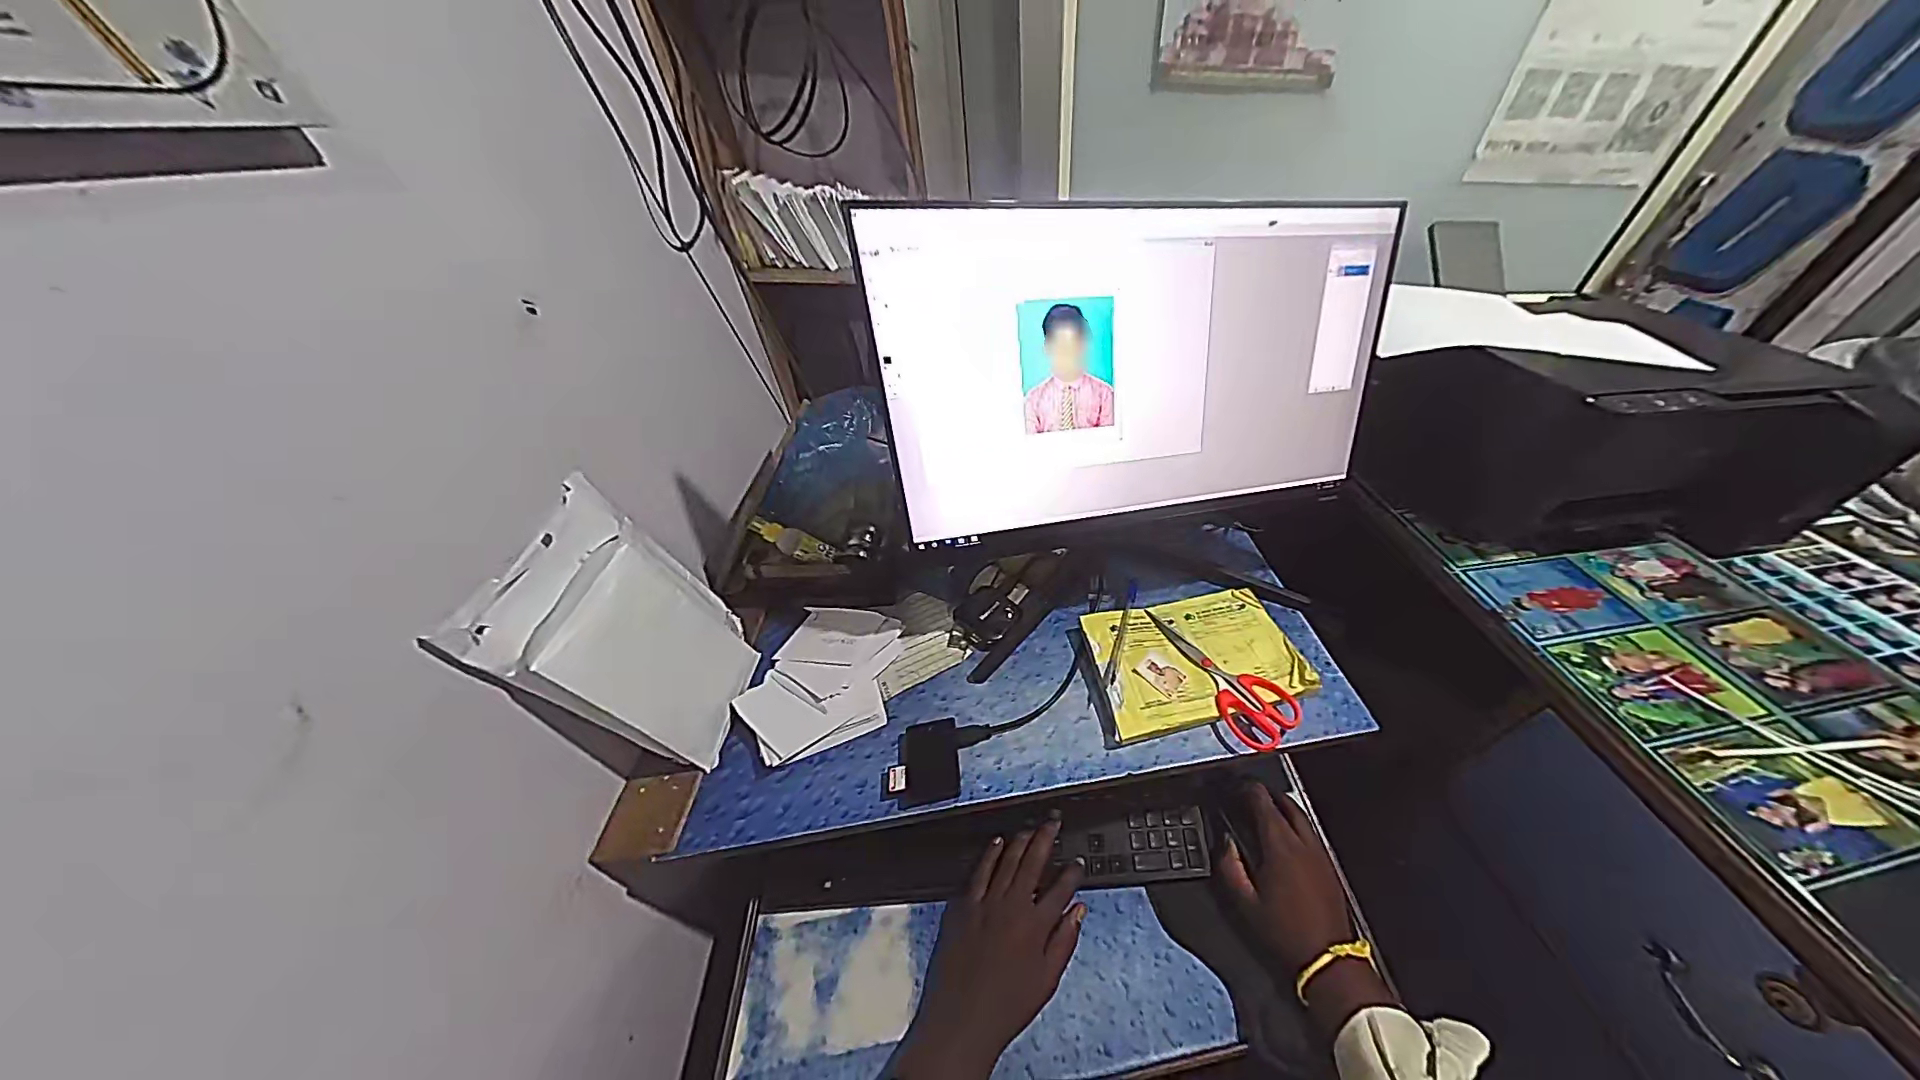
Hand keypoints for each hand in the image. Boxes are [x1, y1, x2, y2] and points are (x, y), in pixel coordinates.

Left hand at [890, 818, 1086, 1079]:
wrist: (961, 1018)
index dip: (1072, 871)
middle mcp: (1012, 907)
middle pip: (1033, 861)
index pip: (1061, 887)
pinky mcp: (963, 904)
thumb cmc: (1005, 1005)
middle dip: (1046, 837)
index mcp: (1036, 926)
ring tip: (1030, 827)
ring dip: (1020, 839)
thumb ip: (1065, 940)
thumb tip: (1078, 911)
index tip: (1077, 861)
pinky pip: (979, 870)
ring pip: (1007, 859)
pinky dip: (989, 853)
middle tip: (1053, 822)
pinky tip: (996, 842)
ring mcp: (986, 902)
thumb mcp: (1047, 978)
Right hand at [1216, 781, 1393, 1029]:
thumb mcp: (1244, 901)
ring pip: (1301, 817)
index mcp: (1280, 846)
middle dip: (1265, 794)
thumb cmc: (1285, 932)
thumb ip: (1229, 866)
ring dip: (1282, 807)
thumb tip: (1224, 843)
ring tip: (1264, 811)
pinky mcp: (1330, 868)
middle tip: (1248, 795)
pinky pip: (1311, 834)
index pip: (1262, 802)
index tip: (1234, 789)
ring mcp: (1320, 855)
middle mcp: (1304, 845)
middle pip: (1286, 803)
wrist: (1328, 960)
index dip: (1246, 789)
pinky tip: (1284, 838)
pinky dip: (1295, 825)